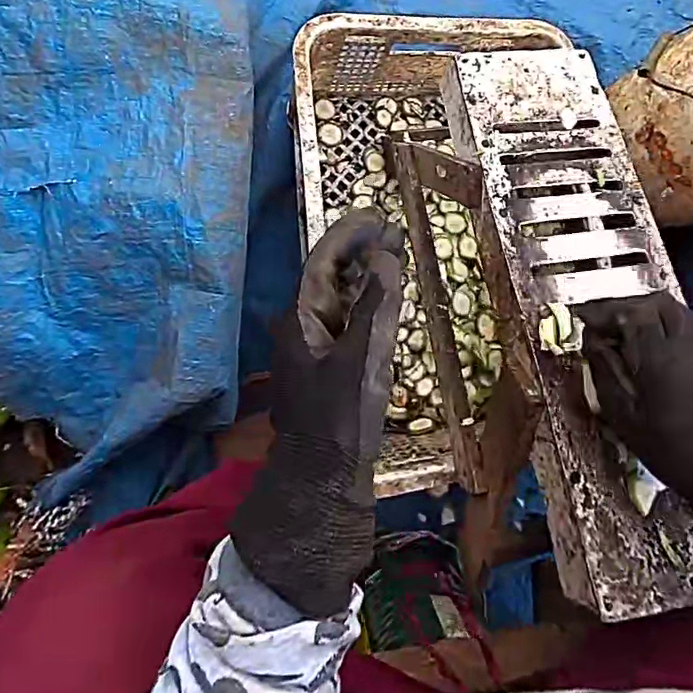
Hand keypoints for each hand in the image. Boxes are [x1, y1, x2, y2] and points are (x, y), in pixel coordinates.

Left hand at [230, 210, 403, 616]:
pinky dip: (366, 301)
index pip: (323, 262)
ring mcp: (312, 343)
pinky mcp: (327, 361)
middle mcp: (300, 324)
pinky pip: (346, 318)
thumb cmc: (339, 417)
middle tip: (393, 231)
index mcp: (299, 318)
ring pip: (339, 296)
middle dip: (360, 250)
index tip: (375, 216)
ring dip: (365, 274)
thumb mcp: (360, 358)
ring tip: (394, 252)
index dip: (348, 235)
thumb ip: (373, 306)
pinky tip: (384, 295)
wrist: (323, 476)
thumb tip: (385, 257)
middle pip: (330, 275)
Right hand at [576, 292, 692, 540]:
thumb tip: (591, 339)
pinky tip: (659, 344)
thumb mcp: (622, 412)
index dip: (599, 311)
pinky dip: (669, 324)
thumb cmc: (668, 444)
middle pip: (651, 302)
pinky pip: (690, 323)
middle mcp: (685, 339)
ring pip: (673, 309)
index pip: (625, 312)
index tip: (581, 317)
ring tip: (630, 330)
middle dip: (624, 307)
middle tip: (605, 322)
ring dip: (647, 313)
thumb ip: (603, 369)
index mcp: (657, 353)